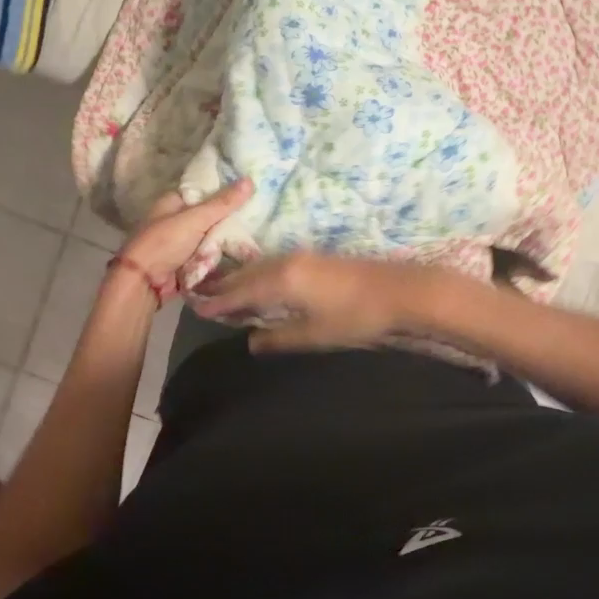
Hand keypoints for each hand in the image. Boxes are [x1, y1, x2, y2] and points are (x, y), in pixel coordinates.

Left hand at [116, 179, 254, 286]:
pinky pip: (206, 255)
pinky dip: (218, 255)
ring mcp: (180, 242)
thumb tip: (249, 180)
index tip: (250, 192)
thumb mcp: (195, 220)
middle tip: (256, 216)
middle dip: (228, 219)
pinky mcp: (185, 262)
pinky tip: (241, 252)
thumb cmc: (165, 243)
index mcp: (173, 202)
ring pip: (210, 236)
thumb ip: (222, 203)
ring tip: (255, 233)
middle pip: (209, 216)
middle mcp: (176, 219)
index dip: (225, 191)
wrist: (143, 283)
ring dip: (225, 239)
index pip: (204, 191)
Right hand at [195, 252, 449, 352]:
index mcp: (281, 281)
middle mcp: (286, 263)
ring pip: (260, 267)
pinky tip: (260, 284)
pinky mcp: (315, 258)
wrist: (401, 291)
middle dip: (224, 287)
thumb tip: (250, 342)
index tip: (196, 308)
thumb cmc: (356, 318)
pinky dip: (259, 275)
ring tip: (225, 291)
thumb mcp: (314, 335)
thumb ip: (278, 338)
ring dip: (241, 279)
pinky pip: (274, 265)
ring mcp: (302, 257)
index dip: (218, 302)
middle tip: (202, 298)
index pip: (239, 292)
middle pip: (246, 275)